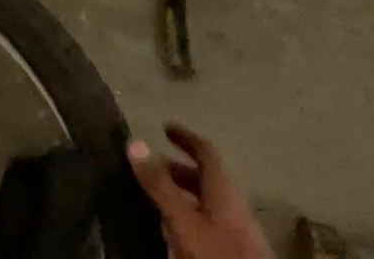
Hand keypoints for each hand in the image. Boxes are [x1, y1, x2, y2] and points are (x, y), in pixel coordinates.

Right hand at [127, 124, 272, 258]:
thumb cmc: (217, 254)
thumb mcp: (183, 219)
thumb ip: (160, 184)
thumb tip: (135, 142)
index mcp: (224, 188)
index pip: (206, 151)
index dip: (185, 137)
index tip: (164, 128)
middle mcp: (234, 204)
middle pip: (206, 178)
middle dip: (177, 170)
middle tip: (151, 169)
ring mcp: (238, 229)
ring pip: (207, 202)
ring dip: (182, 195)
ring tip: (156, 200)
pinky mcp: (236, 251)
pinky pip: (210, 223)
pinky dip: (190, 217)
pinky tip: (174, 232)